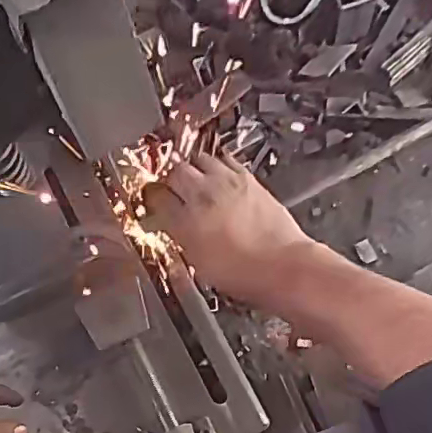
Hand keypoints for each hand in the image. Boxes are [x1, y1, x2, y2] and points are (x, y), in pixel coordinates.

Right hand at [143, 153, 320, 308]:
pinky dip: (218, 165)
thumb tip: (171, 225)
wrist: (281, 266)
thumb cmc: (241, 273)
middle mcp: (203, 195)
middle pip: (175, 171)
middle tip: (170, 189)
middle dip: (169, 179)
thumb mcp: (198, 262)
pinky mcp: (248, 178)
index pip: (156, 197)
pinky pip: (226, 160)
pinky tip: (219, 177)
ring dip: (194, 168)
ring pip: (200, 159)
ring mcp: (227, 182)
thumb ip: (181, 237)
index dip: (150, 198)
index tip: (151, 202)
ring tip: (194, 180)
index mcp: (185, 221)